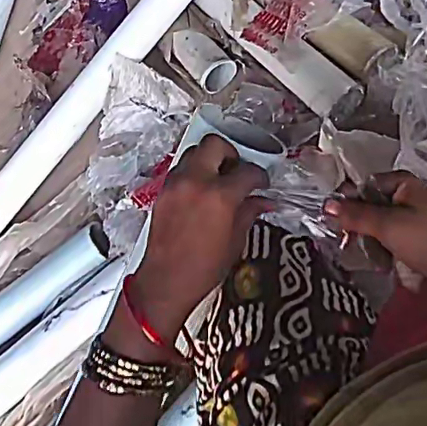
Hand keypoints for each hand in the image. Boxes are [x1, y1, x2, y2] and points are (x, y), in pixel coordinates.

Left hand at [117, 136, 269, 355]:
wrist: (166, 281)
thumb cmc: (203, 268)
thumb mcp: (235, 240)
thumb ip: (249, 212)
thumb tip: (263, 201)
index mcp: (219, 196)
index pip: (247, 171)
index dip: (260, 177)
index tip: (261, 184)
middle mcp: (196, 182)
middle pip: (215, 144)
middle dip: (231, 153)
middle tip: (238, 170)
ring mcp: (176, 183)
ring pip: (194, 151)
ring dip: (209, 160)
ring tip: (219, 179)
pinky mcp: (163, 190)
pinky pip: (181, 168)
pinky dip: (194, 171)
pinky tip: (202, 190)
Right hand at [326, 171, 426, 299]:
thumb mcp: (388, 225)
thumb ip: (355, 215)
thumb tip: (324, 205)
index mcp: (401, 184)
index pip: (361, 185)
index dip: (344, 200)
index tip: (328, 218)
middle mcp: (404, 199)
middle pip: (366, 207)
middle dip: (353, 224)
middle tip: (340, 240)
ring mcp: (408, 222)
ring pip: (374, 227)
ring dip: (365, 241)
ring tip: (355, 254)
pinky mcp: (412, 243)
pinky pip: (385, 243)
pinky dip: (378, 251)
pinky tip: (372, 262)